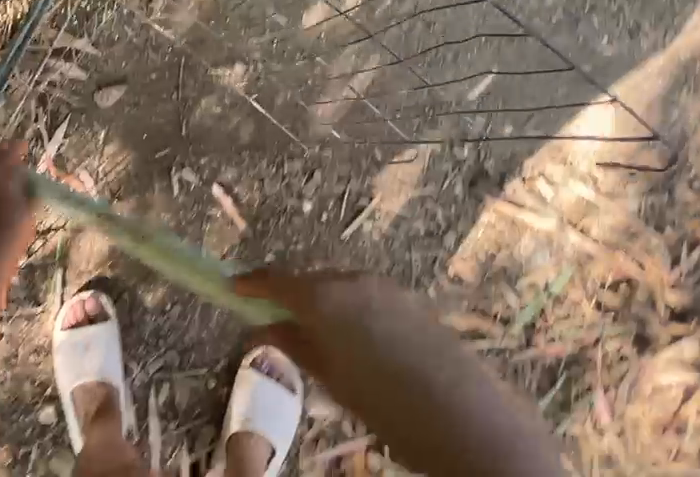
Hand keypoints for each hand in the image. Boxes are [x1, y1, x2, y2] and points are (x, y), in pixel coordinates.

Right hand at [233, 270, 432, 397]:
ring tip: (322, 339)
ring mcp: (383, 286)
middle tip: (277, 322)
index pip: (275, 280)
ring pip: (339, 287)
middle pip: (309, 281)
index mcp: (322, 299)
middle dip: (290, 297)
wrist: (467, 420)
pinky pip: (366, 295)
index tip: (233, 288)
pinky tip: (360, 342)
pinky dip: (351, 309)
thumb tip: (261, 331)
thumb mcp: (331, 381)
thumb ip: (294, 347)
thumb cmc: (386, 406)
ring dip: (323, 304)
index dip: (251, 284)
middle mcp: (349, 280)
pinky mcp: (409, 298)